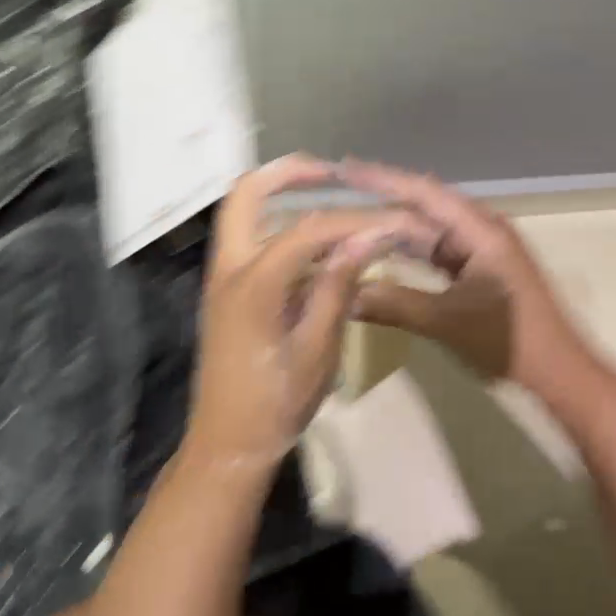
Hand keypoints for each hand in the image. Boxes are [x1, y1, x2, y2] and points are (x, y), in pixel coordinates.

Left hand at [187, 155, 438, 472]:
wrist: (228, 445)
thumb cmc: (276, 403)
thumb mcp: (318, 348)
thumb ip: (338, 286)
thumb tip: (367, 237)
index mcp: (253, 283)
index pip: (310, 229)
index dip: (357, 221)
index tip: (395, 220)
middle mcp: (228, 268)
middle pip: (246, 194)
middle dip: (287, 173)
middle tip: (331, 171)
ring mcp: (220, 279)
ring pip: (241, 214)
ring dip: (278, 194)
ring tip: (326, 191)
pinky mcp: (225, 293)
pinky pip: (247, 239)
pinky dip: (276, 225)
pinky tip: (313, 240)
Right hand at [335, 159, 590, 393]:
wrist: (560, 372)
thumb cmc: (508, 341)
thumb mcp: (446, 321)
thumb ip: (394, 304)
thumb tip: (344, 294)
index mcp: (480, 230)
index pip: (423, 192)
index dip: (381, 178)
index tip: (344, 167)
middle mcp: (482, 229)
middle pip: (424, 206)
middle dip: (381, 199)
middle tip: (337, 192)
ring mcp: (483, 250)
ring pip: (429, 230)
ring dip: (393, 227)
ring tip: (348, 217)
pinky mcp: (481, 270)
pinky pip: (438, 251)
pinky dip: (409, 250)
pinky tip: (380, 250)